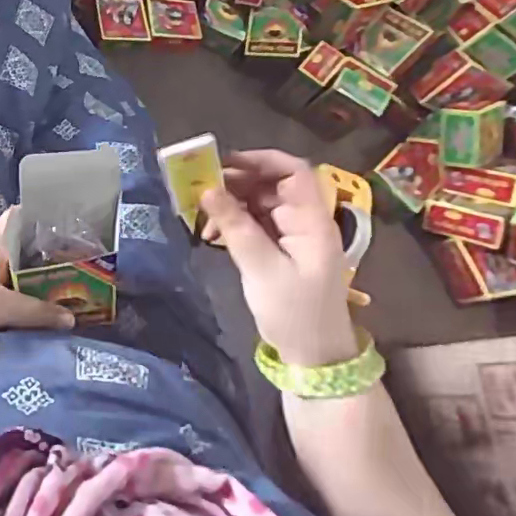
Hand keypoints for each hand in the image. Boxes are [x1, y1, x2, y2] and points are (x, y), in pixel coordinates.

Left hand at [0, 211, 74, 342]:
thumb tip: (72, 319)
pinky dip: (23, 276)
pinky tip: (38, 289)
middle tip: (81, 261)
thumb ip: (39, 313)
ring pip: (17, 254)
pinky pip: (7, 267)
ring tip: (67, 276)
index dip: (52, 220)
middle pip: (27, 237)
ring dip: (37, 265)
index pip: (29, 214)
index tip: (78, 231)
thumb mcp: (2, 309)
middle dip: (51, 249)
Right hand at [198, 150, 359, 366]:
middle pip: (272, 185)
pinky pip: (257, 224)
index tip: (221, 164)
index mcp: (311, 220)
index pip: (292, 171)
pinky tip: (213, 233)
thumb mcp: (261, 268)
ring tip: (203, 217)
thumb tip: (208, 189)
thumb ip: (235, 226)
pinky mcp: (282, 251)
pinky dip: (234, 223)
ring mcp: (294, 236)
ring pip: (261, 203)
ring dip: (232, 204)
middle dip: (237, 183)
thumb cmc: (293, 312)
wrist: (313, 355)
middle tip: (201, 191)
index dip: (259, 160)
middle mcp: (305, 221)